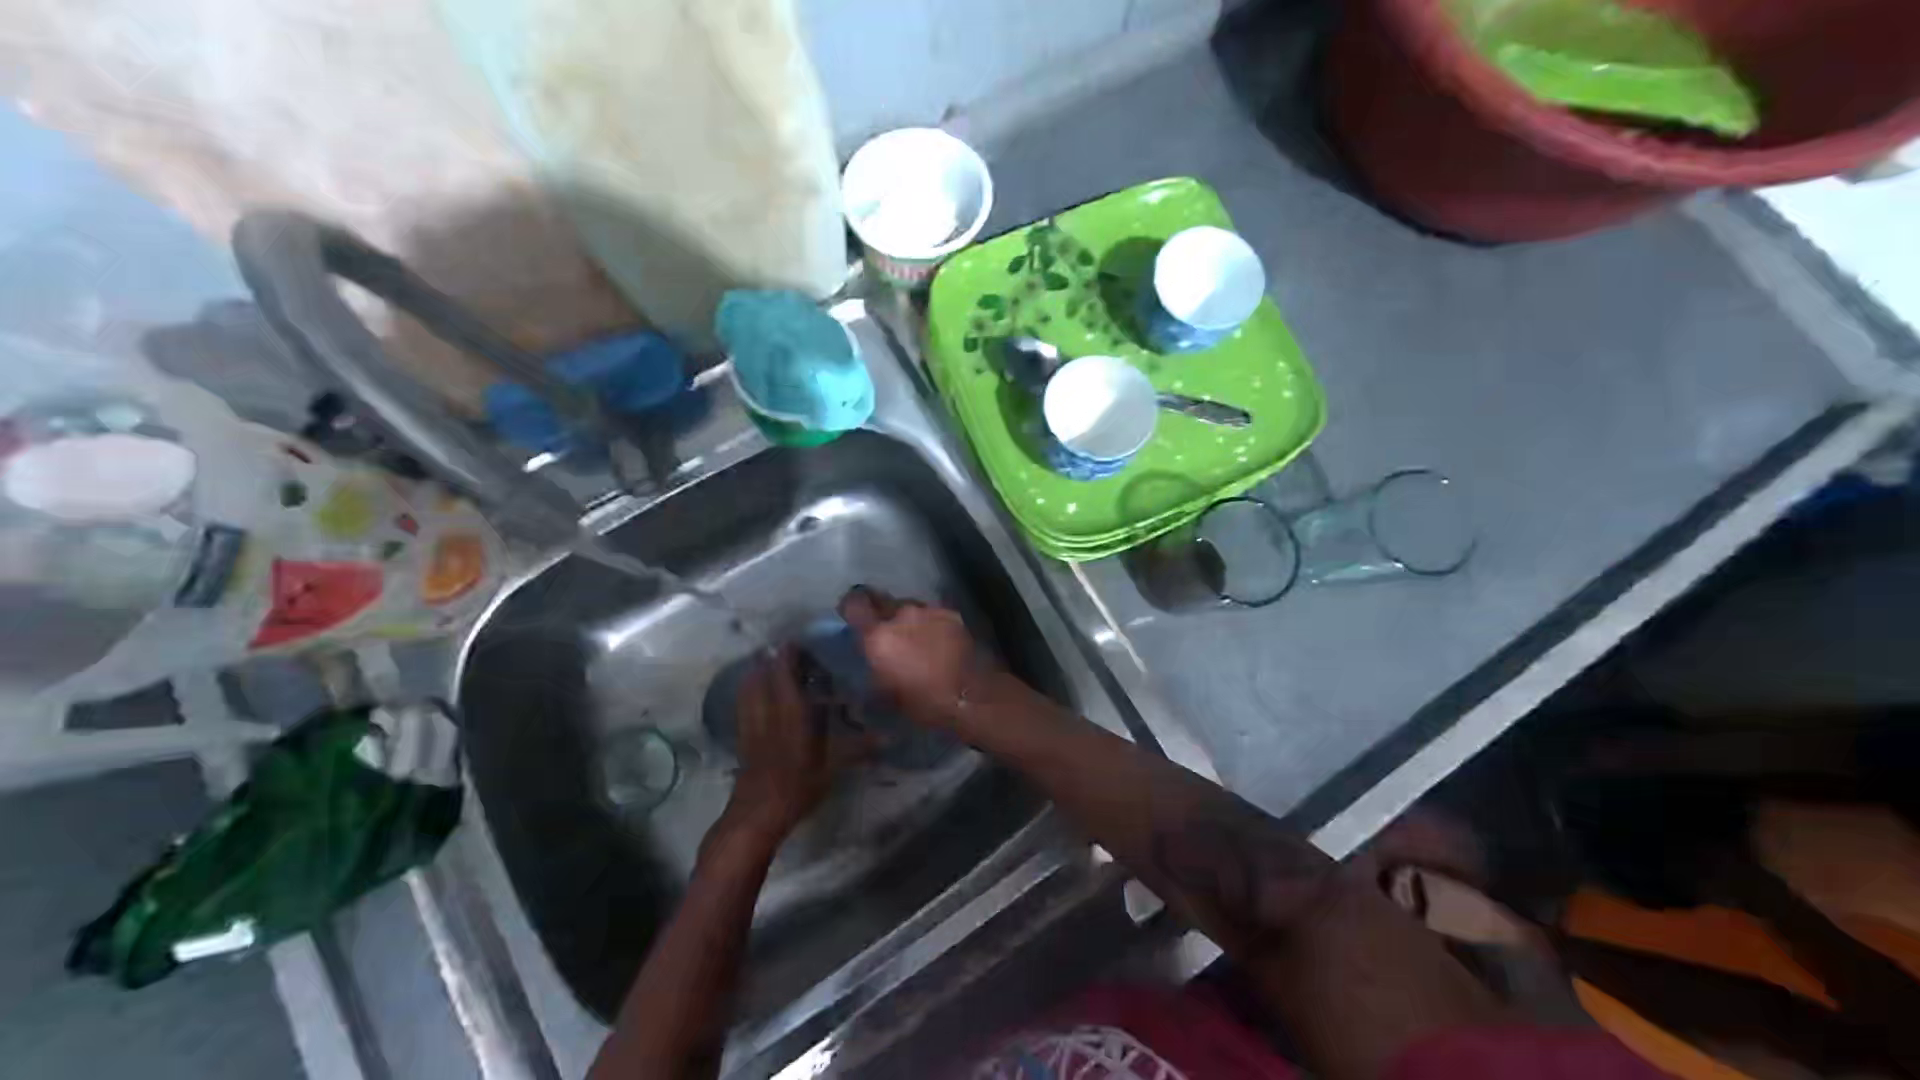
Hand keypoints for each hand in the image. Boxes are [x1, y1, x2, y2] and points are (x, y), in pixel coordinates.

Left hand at [725, 645, 855, 838]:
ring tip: (772, 664)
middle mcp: (767, 710)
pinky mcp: (742, 736)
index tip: (802, 642)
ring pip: (749, 685)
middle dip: (775, 658)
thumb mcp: (833, 767)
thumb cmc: (798, 787)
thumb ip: (859, 748)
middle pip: (764, 673)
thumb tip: (891, 737)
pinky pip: (743, 702)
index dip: (790, 654)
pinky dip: (749, 689)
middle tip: (792, 652)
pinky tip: (757, 691)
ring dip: (759, 670)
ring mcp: (751, 722)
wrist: (757, 814)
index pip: (784, 672)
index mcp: (790, 712)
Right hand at [838, 586, 995, 730]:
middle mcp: (900, 615)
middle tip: (884, 630)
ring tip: (915, 638)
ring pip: (909, 607)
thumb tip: (871, 664)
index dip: (849, 606)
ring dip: (908, 619)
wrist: (970, 695)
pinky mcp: (951, 613)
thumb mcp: (887, 694)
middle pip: (882, 601)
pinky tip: (938, 640)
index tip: (849, 613)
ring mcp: (928, 611)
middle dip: (880, 613)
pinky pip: (932, 614)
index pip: (854, 604)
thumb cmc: (924, 702)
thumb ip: (874, 671)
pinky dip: (930, 623)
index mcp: (878, 636)